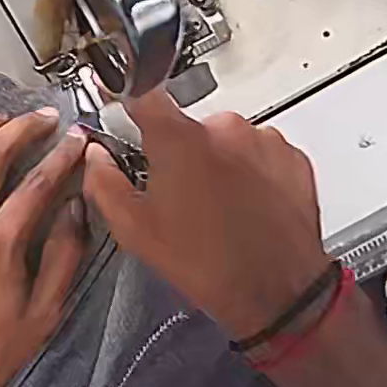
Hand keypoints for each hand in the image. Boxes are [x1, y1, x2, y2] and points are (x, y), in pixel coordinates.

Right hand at [82, 91, 328, 339]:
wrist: (276, 291)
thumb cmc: (209, 263)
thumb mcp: (135, 230)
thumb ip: (104, 183)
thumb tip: (96, 158)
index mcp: (179, 142)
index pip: (144, 95)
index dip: (127, 95)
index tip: (120, 97)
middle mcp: (223, 130)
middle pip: (186, 126)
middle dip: (178, 152)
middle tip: (178, 193)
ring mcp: (261, 142)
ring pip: (223, 140)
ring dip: (215, 163)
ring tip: (215, 206)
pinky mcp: (290, 157)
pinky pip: (257, 152)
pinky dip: (248, 171)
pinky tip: (242, 205)